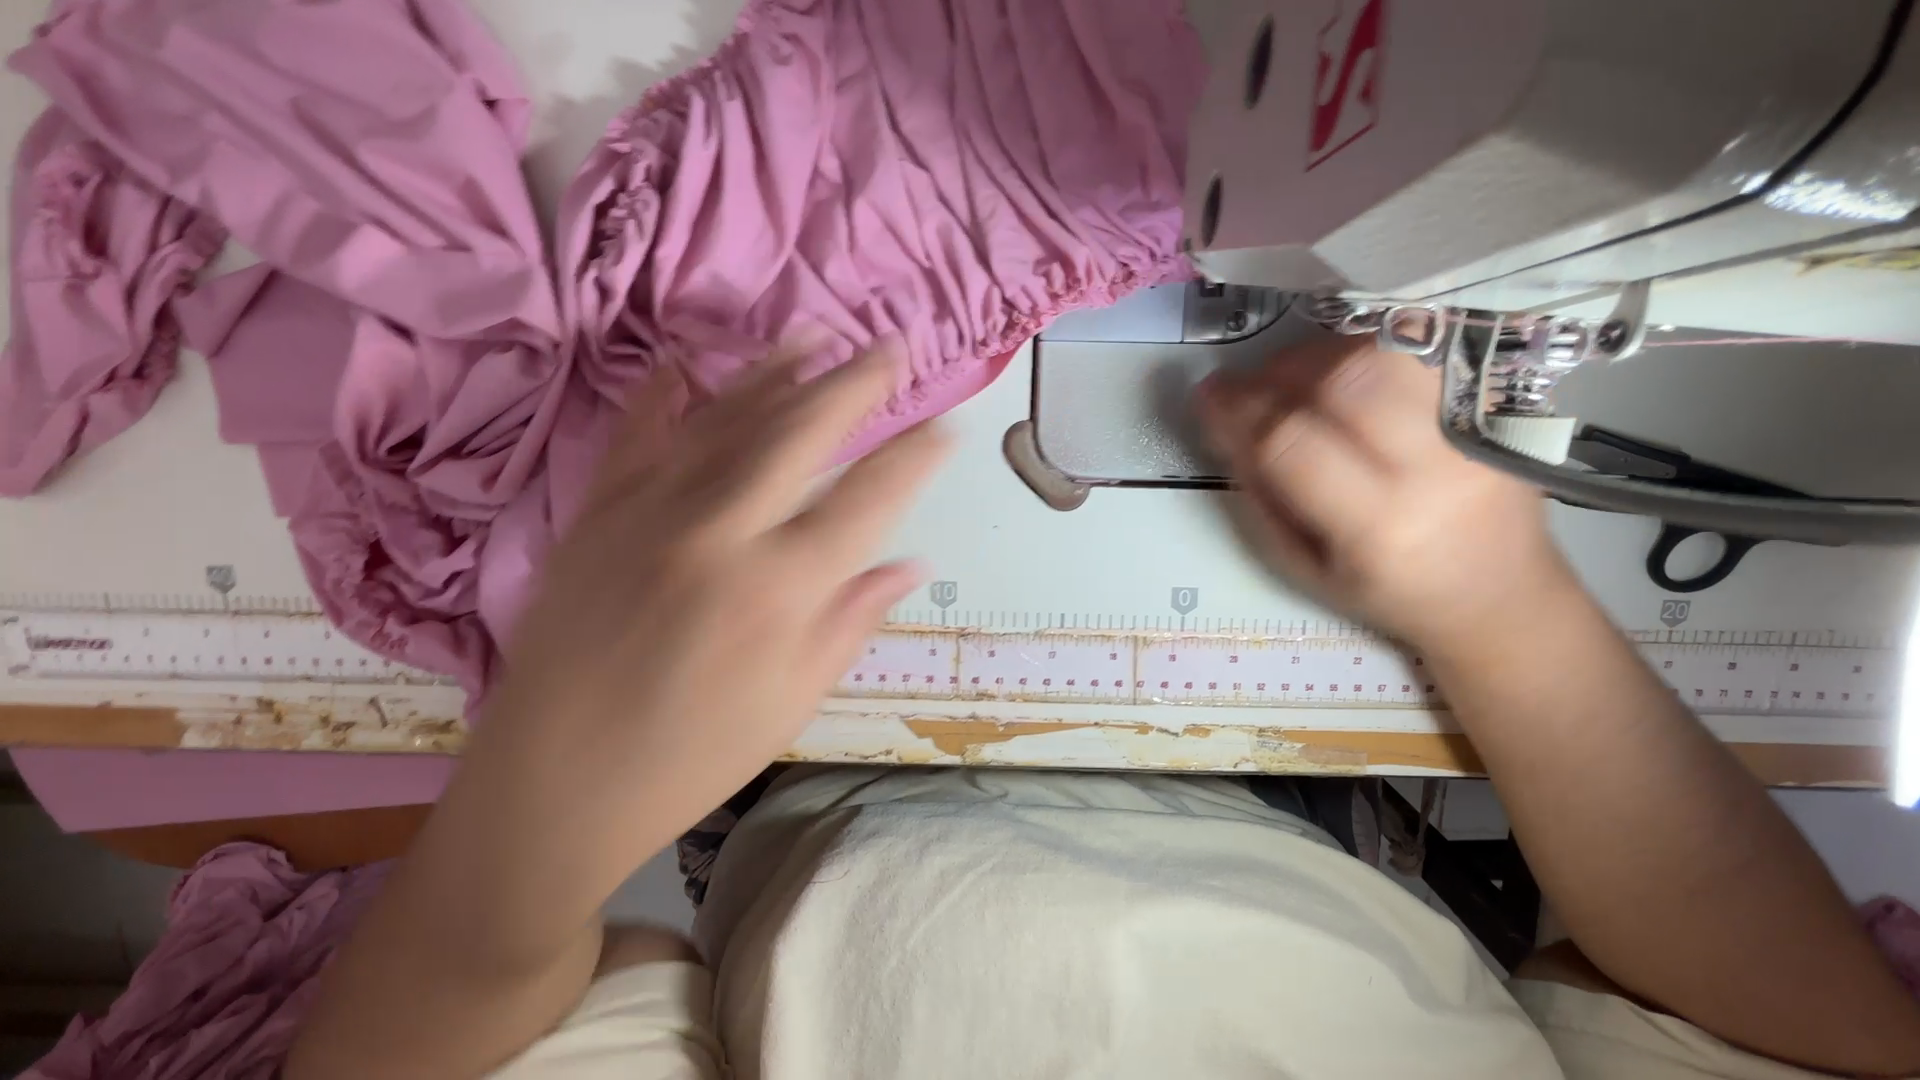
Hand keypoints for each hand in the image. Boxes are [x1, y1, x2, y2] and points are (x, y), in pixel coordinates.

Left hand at [482, 337, 949, 846]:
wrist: (554, 784)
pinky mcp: (597, 512)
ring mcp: (650, 512)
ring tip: (815, 338)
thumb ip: (850, 622)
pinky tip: (687, 363)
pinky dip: (665, 394)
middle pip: (801, 432)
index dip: (912, 458)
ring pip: (726, 418)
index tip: (944, 429)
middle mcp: (720, 532)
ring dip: (777, 372)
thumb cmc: (689, 758)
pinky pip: (638, 434)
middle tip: (891, 347)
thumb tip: (909, 564)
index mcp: (779, 590)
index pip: (867, 501)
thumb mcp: (791, 701)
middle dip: (855, 384)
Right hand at [1194, 335, 1575, 653]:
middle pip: (1344, 383)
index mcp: (1375, 529)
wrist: (1498, 596)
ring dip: (1325, 353)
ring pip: (1388, 355)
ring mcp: (1469, 435)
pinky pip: (1424, 354)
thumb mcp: (1306, 567)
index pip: (1291, 443)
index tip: (1209, 396)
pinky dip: (1371, 349)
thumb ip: (1262, 497)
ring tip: (1296, 373)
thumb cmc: (1386, 592)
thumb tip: (1226, 427)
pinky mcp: (1492, 413)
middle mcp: (1430, 473)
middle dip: (1279, 371)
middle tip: (1252, 381)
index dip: (1238, 409)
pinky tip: (1344, 369)